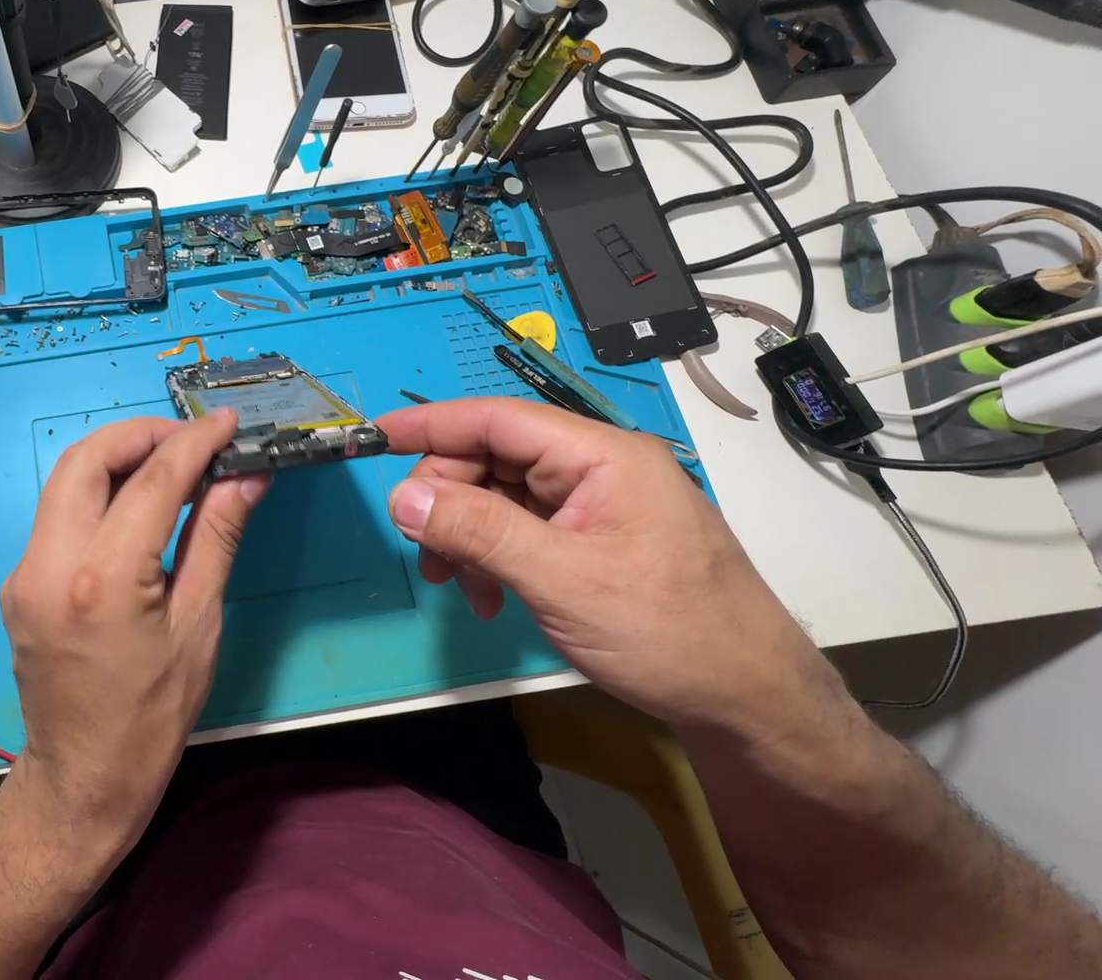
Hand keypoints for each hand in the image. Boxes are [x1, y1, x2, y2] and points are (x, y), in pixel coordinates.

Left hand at [0, 411, 268, 842]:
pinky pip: (58, 516)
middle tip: (189, 439)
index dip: (193, 443)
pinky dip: (98, 495)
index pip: (152, 482)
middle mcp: (48, 565)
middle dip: (139, 434)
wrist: (82, 778)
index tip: (224, 423)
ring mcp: (23, 573)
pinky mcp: (18, 583)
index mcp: (102, 581)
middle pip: (84, 459)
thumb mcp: (198, 627)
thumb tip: (248, 476)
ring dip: (116, 459)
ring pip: (64, 482)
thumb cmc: (153, 717)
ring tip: (171, 467)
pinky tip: (137, 509)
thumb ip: (216, 539)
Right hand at [376, 397, 844, 735]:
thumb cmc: (666, 633)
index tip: (375, 436)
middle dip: (446, 502)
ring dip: (464, 536)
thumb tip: (402, 498)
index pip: (497, 418)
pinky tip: (486, 596)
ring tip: (454, 585)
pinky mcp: (587, 538)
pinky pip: (516, 530)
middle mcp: (593, 469)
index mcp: (600, 456)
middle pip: (491, 459)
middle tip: (424, 552)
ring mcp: (591, 504)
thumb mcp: (561, 580)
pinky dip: (488, 557)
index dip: (431, 424)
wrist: (747, 703)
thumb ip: (478, 530)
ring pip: (497, 497)